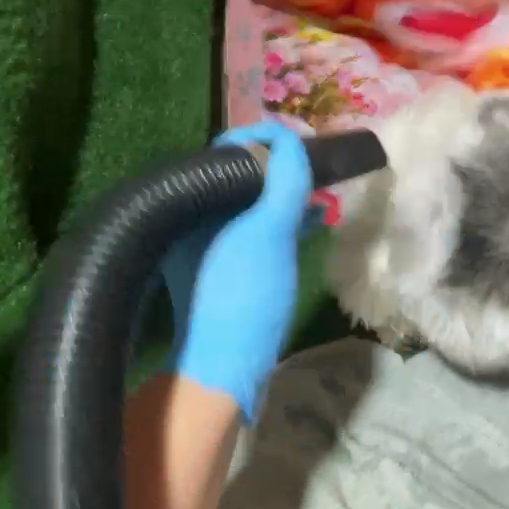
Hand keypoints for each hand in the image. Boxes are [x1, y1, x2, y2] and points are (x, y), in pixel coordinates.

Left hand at [160, 120, 314, 421]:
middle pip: (241, 174)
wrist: (225, 366)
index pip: (230, 147)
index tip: (312, 150)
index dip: (271, 141)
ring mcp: (202, 242)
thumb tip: (291, 141)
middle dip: (282, 170)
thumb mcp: (269, 232)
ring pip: (250, 202)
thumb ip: (283, 182)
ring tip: (320, 198)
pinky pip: (253, 228)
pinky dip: (280, 221)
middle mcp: (189, 216)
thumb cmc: (244, 295)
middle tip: (319, 175)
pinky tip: (308, 225)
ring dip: (285, 196)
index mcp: (188, 199)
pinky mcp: (219, 266)